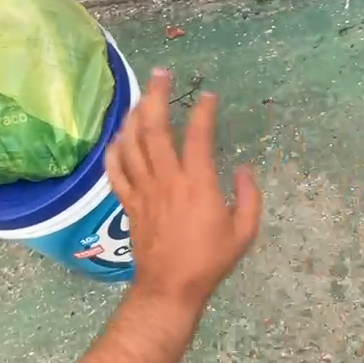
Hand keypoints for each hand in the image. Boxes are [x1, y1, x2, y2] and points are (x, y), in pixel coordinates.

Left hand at [105, 69, 261, 310]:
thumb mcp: (244, 232)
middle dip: (156, 95)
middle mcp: (167, 180)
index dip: (202, 111)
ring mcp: (143, 191)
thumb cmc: (210, 261)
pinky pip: (116, 170)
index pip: (198, 136)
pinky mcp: (128, 204)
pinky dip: (115, 150)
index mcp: (198, 184)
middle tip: (160, 74)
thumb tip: (243, 169)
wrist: (170, 288)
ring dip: (133, 115)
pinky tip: (118, 137)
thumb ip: (249, 197)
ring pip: (131, 143)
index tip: (208, 96)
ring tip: (139, 98)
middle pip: (154, 128)